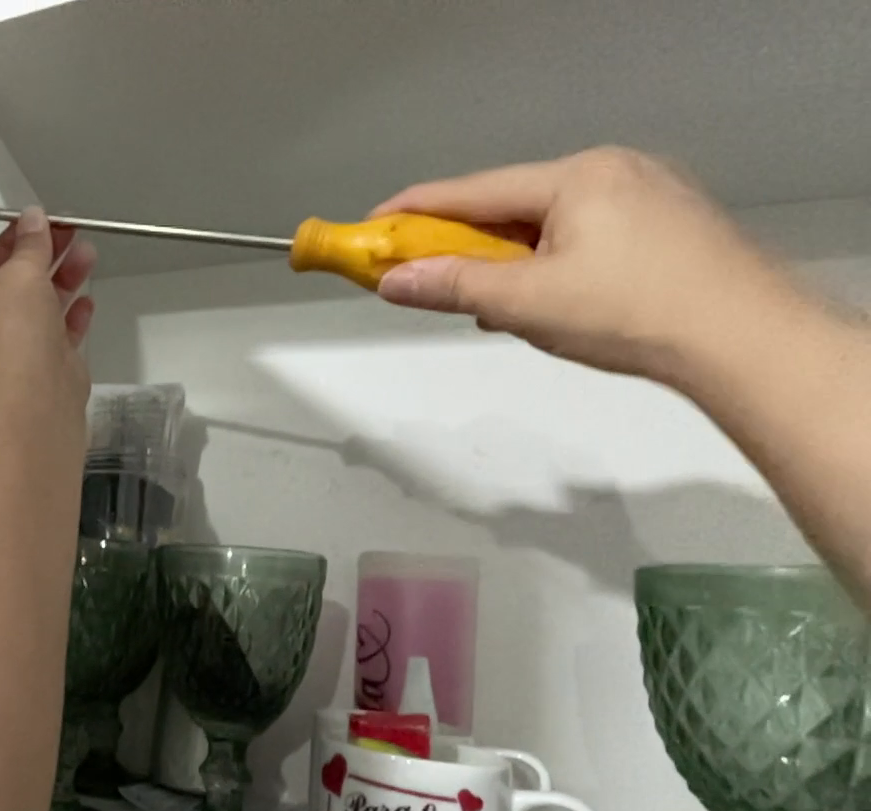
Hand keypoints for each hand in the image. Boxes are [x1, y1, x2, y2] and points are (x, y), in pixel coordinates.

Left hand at [0, 206, 96, 403]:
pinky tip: (86, 300)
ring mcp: (16, 350)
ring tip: (87, 254)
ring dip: (63, 278)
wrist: (36, 388)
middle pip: (16, 284)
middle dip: (44, 255)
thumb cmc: (14, 326)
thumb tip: (33, 217)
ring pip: (41, 307)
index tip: (39, 220)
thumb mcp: (20, 272)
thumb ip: (30, 243)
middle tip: (70, 231)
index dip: (12, 239)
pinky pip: (59, 334)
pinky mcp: (45, 366)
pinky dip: (72, 316)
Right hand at [371, 147, 818, 388]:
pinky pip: (573, 236)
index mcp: (576, 177)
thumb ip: (451, 285)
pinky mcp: (659, 225)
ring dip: (498, 262)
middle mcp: (610, 172)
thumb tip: (390, 280)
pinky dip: (538, 265)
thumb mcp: (522, 302)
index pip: (470, 191)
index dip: (411, 210)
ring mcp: (642, 195)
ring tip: (489, 304)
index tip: (366, 226)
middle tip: (420, 278)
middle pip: (504, 206)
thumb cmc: (627, 312)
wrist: (743, 339)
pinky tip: (537, 300)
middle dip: (457, 244)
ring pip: (539, 225)